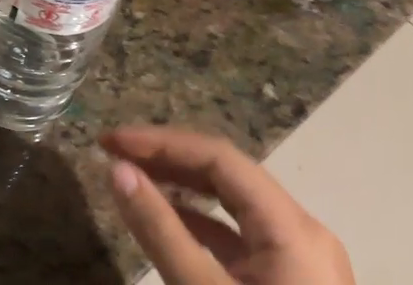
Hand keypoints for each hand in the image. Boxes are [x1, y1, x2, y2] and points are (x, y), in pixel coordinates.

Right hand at [103, 126, 353, 284]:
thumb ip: (160, 230)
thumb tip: (116, 169)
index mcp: (293, 228)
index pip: (218, 157)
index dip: (160, 141)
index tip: (108, 142)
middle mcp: (304, 233)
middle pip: (227, 174)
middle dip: (167, 158)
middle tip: (112, 153)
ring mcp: (302, 260)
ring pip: (233, 203)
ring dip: (179, 185)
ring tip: (131, 179)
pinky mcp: (292, 283)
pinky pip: (239, 236)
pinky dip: (198, 220)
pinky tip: (165, 221)